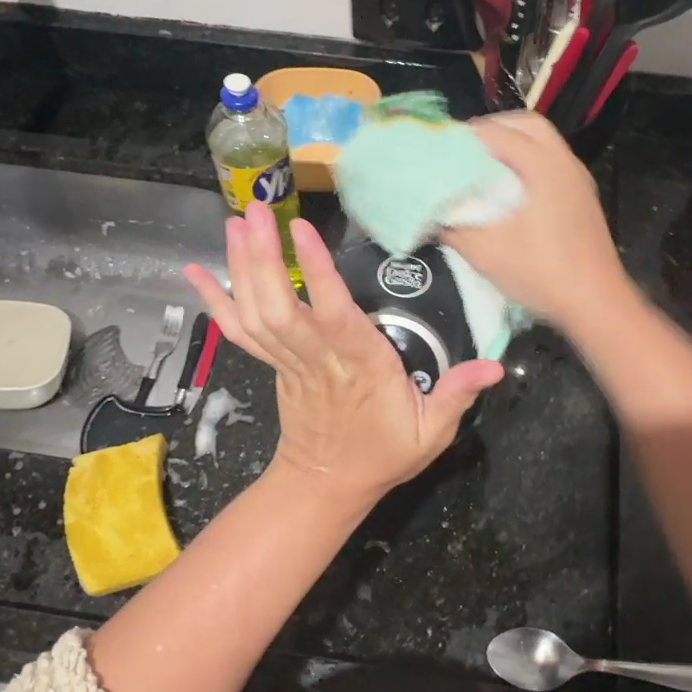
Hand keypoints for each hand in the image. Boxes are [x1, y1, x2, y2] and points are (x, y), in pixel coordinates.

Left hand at [183, 202, 502, 501]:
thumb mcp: (432, 432)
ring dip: (241, 267)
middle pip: (281, 307)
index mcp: (360, 367)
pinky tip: (195, 271)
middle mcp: (318, 359)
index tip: (299, 230)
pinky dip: (214, 301)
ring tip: (235, 219)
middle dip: (264, 258)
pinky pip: (238, 331)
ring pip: (257, 313)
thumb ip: (458, 395)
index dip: (316, 272)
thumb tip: (496, 367)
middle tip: (254, 208)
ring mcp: (288, 362)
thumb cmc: (383, 453)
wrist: (329, 483)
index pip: (333, 315)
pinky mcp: (271, 365)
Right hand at [443, 112, 635, 329]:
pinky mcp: (583, 200)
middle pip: (527, 125)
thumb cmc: (541, 273)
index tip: (439, 149)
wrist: (595, 303)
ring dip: (513, 148)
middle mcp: (564, 163)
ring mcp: (578, 180)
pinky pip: (552, 165)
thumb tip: (429, 216)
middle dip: (493, 131)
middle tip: (464, 150)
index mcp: (542, 165)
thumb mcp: (486, 252)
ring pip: (543, 144)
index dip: (465, 137)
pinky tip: (510, 192)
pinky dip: (528, 165)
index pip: (498, 133)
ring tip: (482, 169)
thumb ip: (453, 228)